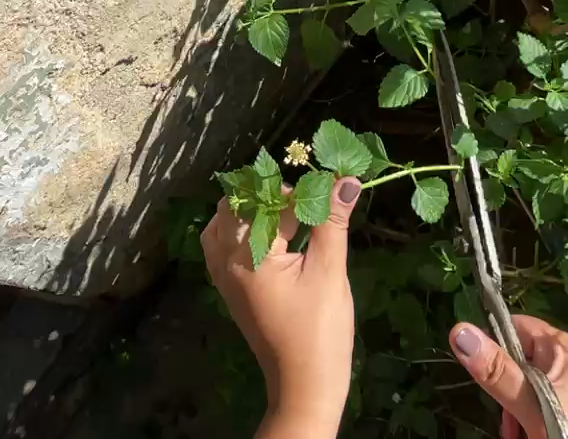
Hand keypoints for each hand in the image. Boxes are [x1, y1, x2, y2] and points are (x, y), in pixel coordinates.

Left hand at [202, 176, 363, 438]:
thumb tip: (346, 180)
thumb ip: (332, 221)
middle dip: (270, 194)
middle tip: (306, 201)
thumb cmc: (320, 330)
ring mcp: (223, 276)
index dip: (303, 192)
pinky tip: (267, 234)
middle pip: (237, 205)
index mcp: (249, 255)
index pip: (273, 203)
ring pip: (224, 223)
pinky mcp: (229, 289)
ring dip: (250, 209)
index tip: (328, 190)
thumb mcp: (330, 271)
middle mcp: (227, 261)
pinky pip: (221, 245)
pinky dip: (240, 230)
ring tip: (285, 212)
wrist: (305, 387)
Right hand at [449, 315, 567, 438]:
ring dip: (524, 416)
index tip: (486, 379)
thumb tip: (457, 329)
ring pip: (540, 393)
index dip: (497, 347)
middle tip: (509, 428)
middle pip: (528, 365)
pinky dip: (544, 426)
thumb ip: (497, 371)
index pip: (520, 327)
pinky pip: (559, 411)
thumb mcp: (533, 407)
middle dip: (511, 395)